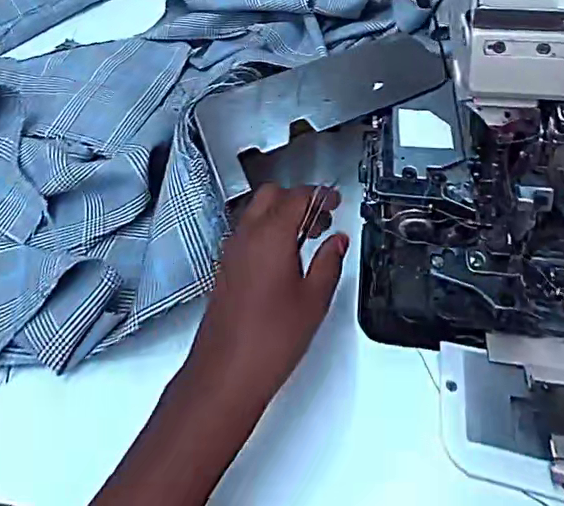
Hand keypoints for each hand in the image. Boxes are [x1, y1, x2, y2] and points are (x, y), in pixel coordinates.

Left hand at [186, 184, 347, 407]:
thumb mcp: (314, 299)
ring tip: (308, 238)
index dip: (319, 194)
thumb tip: (337, 242)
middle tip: (322, 217)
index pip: (297, 196)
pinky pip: (247, 231)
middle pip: (272, 194)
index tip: (333, 200)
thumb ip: (329, 262)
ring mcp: (233, 248)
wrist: (227, 370)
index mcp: (271, 234)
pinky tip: (285, 256)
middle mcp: (247, 235)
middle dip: (299, 199)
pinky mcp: (226, 264)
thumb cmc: (266, 340)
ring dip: (282, 214)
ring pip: (257, 210)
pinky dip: (267, 230)